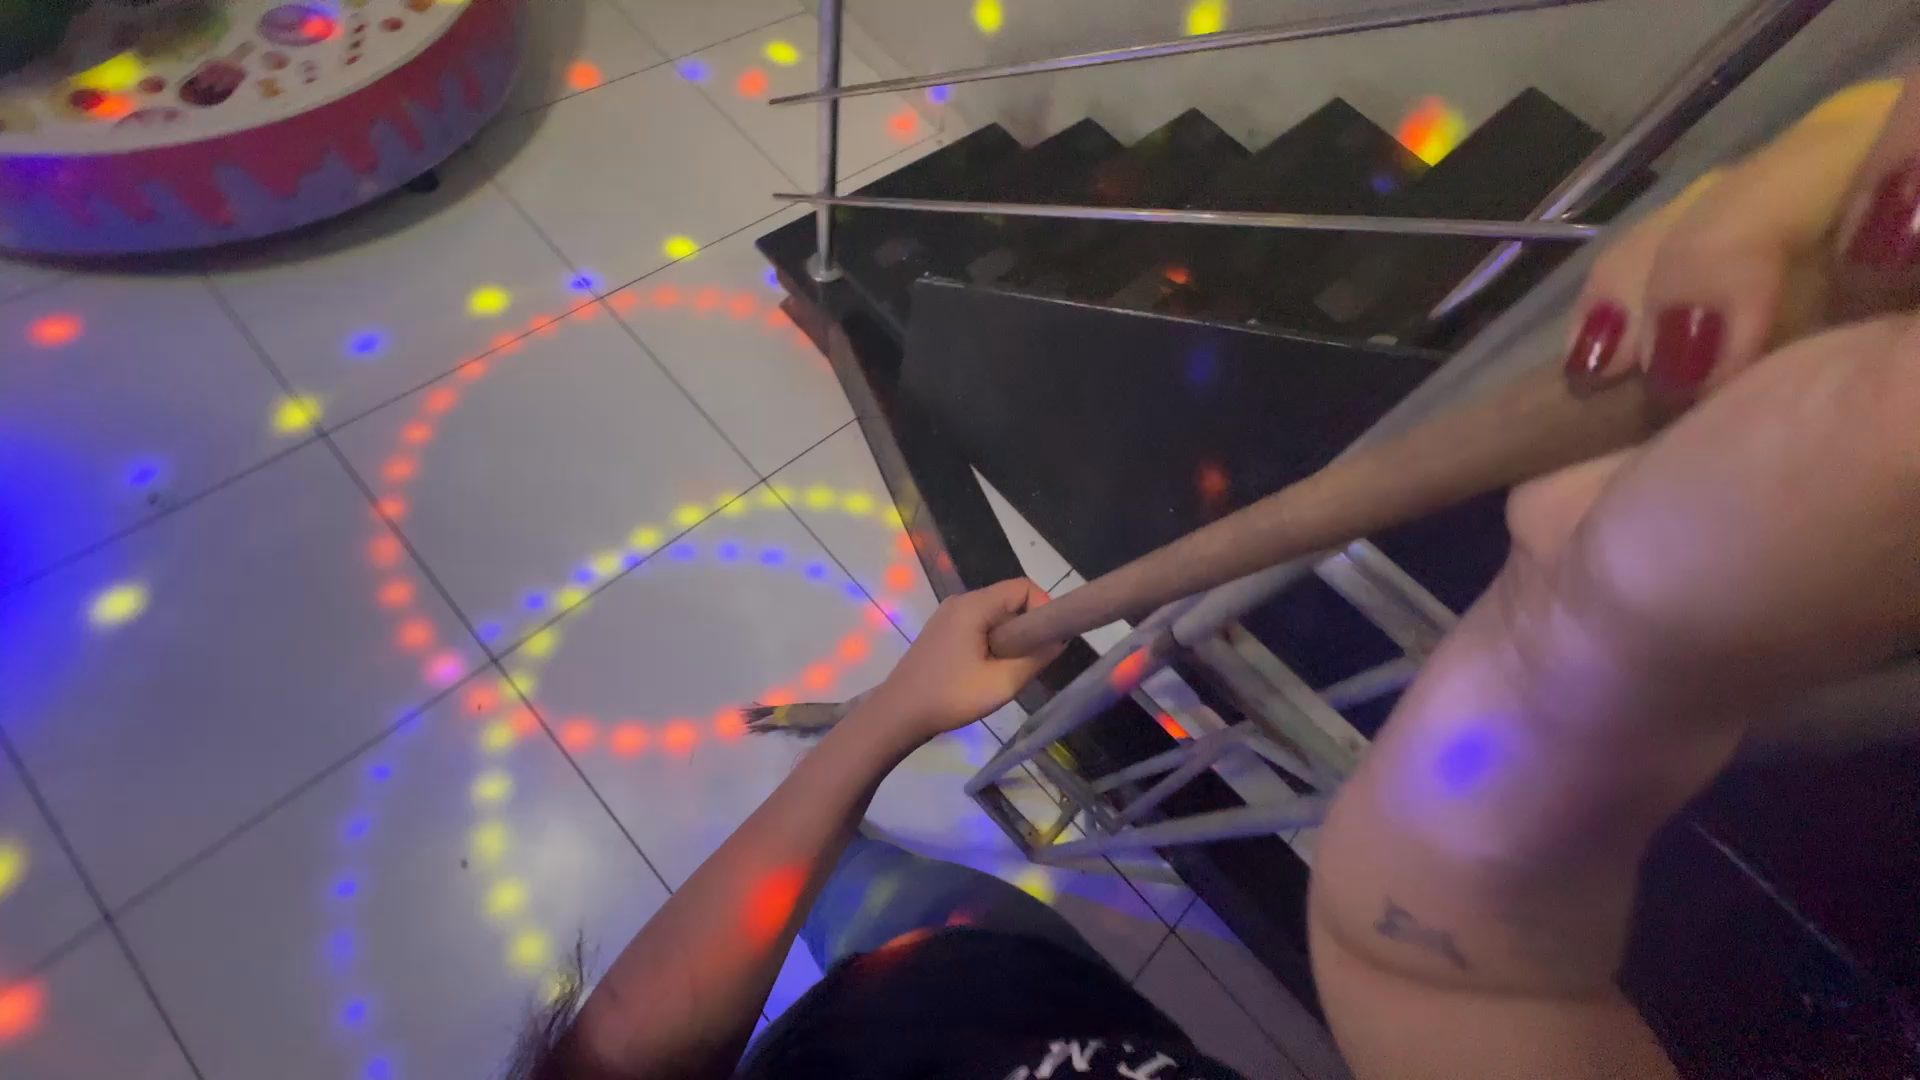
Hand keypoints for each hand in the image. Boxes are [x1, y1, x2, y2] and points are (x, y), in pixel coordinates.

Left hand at [863, 579, 1063, 743]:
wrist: (898, 714)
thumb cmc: (951, 696)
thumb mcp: (1002, 682)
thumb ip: (1036, 657)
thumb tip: (1059, 639)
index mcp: (973, 605)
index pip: (1023, 587)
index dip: (1044, 609)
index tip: (1048, 642)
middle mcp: (960, 602)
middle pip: (1009, 600)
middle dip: (1026, 628)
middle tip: (1028, 663)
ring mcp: (948, 616)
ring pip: (995, 616)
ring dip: (1009, 639)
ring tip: (1006, 672)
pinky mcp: (942, 632)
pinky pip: (978, 627)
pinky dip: (992, 644)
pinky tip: (986, 673)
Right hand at [1517, 76, 1919, 716]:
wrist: (1588, 599)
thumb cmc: (1756, 550)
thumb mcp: (1904, 439)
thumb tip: (1908, 227)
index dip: (1912, 178)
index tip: (1878, 264)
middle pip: (1896, 124)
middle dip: (1775, 234)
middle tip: (1738, 346)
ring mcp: (1830, 283)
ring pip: (1777, 163)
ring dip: (1681, 277)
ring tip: (1660, 383)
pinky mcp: (1713, 297)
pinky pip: (1674, 218)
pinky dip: (1621, 291)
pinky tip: (1611, 370)